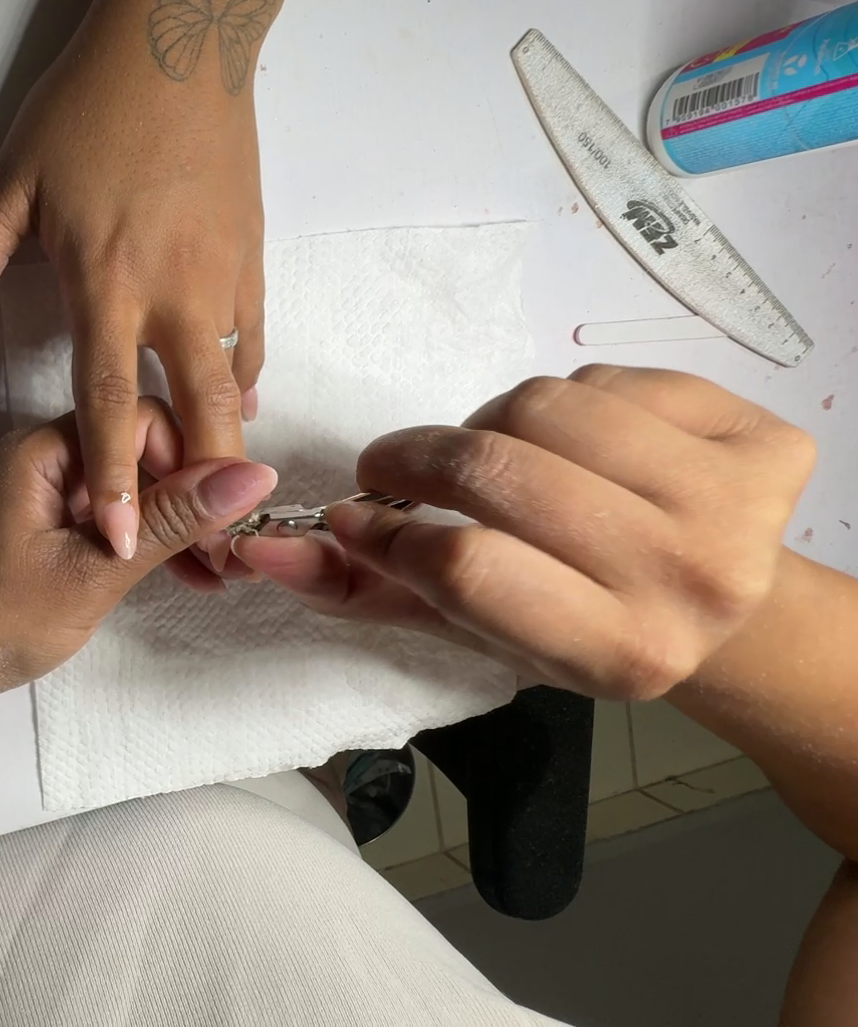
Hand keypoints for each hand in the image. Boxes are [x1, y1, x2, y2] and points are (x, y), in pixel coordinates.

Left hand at [0, 0, 296, 562]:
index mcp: (107, 286)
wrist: (180, 36)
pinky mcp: (254, 254)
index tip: (123, 540)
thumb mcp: (9, 188)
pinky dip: (246, 375)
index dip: (116, 483)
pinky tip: (232, 397)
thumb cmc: (88, 111)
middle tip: (204, 540)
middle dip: (202, 481)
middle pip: (198, 410)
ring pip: (238, 379)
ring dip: (227, 433)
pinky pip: (255, 336)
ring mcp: (224, 274)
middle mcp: (173, 293)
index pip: (109, 407)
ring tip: (214, 481)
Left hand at [0, 399, 277, 706]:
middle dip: (189, 499)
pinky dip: (142, 541)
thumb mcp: (94, 571)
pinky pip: (107, 516)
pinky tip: (186, 575)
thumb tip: (252, 475)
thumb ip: (170, 520)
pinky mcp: (46, 522)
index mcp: (42, 449)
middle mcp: (42, 456)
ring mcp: (44, 490)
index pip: (139, 418)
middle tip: (229, 555)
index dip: (190, 461)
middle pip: (137, 451)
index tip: (225, 518)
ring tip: (219, 574)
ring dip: (173, 527)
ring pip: (128, 488)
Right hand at [232, 366, 816, 700]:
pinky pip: (603, 378)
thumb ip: (349, 588)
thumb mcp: (450, 625)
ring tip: (487, 459)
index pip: (462, 566)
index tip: (357, 518)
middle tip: (391, 468)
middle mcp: (692, 579)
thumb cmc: (558, 624)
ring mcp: (741, 503)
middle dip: (413, 458)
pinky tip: (563, 445)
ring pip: (541, 406)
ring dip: (484, 425)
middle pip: (494, 471)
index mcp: (613, 650)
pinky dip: (556, 402)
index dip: (386, 532)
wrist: (720, 613)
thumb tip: (258, 545)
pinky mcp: (770, 440)